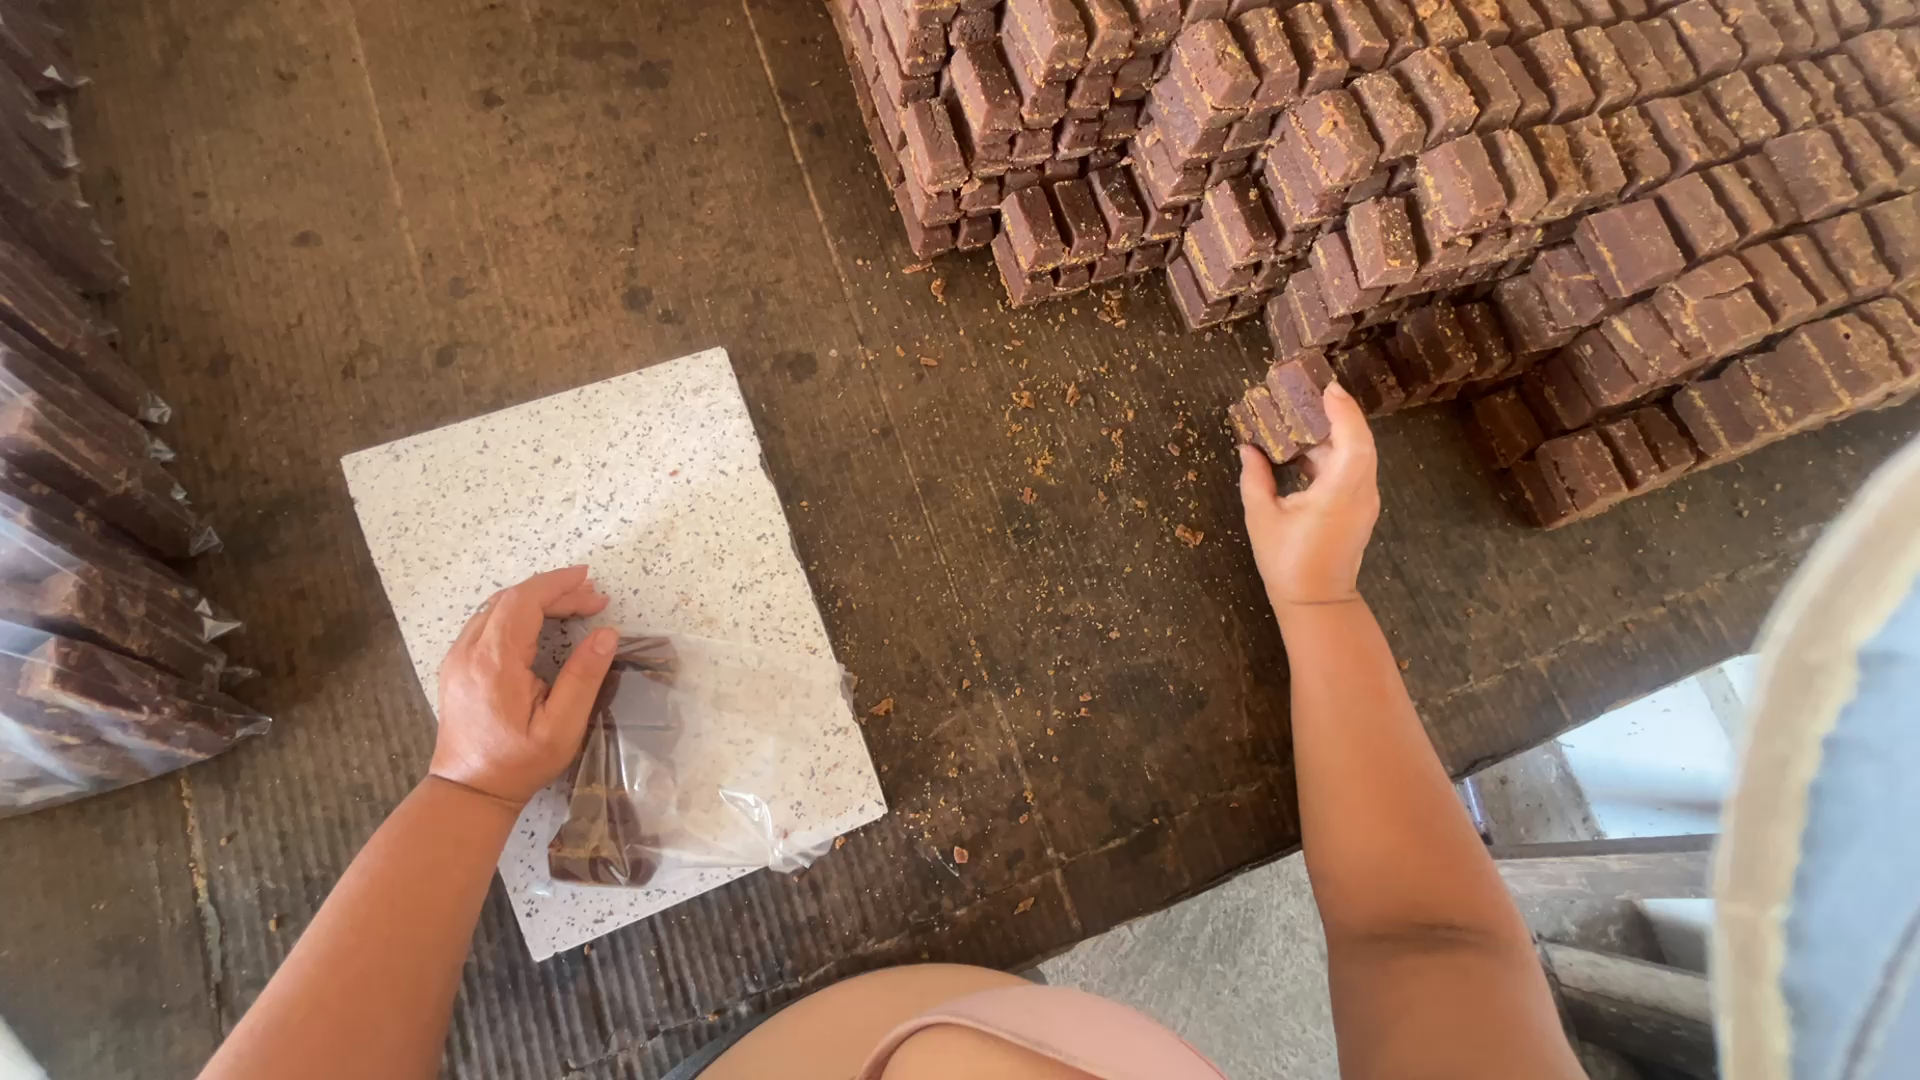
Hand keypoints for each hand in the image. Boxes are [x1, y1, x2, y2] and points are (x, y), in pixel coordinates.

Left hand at [431, 566, 618, 805]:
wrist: (468, 789)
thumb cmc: (519, 760)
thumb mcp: (563, 725)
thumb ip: (584, 677)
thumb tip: (607, 634)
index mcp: (494, 662)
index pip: (524, 601)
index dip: (559, 585)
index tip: (591, 582)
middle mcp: (469, 651)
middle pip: (511, 599)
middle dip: (555, 591)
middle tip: (594, 598)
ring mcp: (458, 657)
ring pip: (497, 607)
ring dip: (537, 599)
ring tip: (574, 604)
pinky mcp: (457, 666)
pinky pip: (488, 621)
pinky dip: (519, 611)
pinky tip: (541, 622)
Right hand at [1239, 383, 1380, 611]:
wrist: (1316, 600)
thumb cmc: (1285, 561)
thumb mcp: (1261, 518)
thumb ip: (1255, 478)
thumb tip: (1247, 448)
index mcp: (1338, 494)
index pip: (1352, 442)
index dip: (1343, 412)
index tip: (1327, 388)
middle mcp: (1360, 493)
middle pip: (1359, 442)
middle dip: (1338, 414)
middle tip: (1313, 393)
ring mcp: (1364, 501)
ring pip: (1357, 455)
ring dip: (1334, 434)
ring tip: (1305, 417)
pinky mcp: (1359, 508)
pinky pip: (1352, 470)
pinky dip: (1332, 454)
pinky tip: (1306, 451)